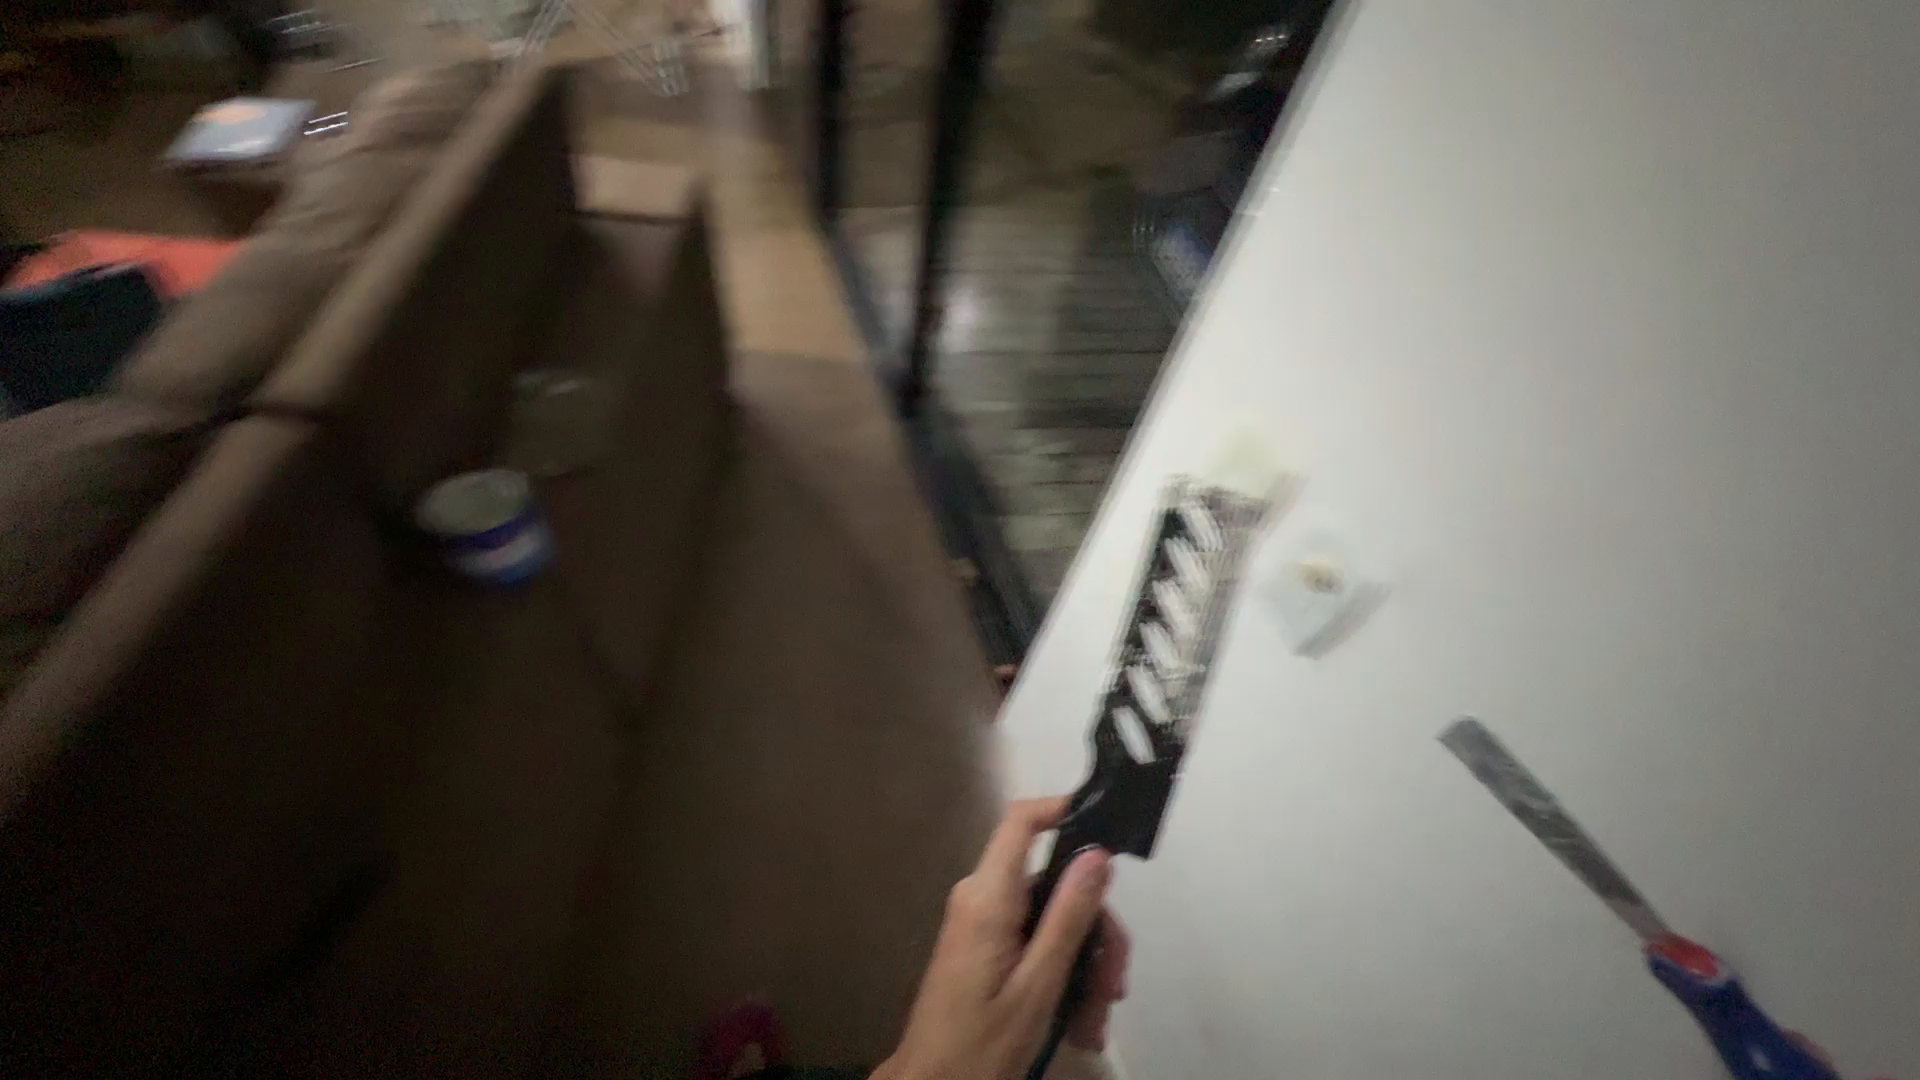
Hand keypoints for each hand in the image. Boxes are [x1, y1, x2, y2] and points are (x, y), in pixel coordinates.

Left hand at [875, 797, 1129, 1079]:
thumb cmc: (980, 1043)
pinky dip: (1061, 972)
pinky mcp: (985, 943)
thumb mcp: (1037, 986)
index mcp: (988, 896)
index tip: (1106, 831)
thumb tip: (1098, 853)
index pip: (1020, 821)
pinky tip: (1080, 1021)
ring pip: (1051, 915)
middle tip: (1115, 988)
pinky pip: (1034, 937)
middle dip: (1094, 930)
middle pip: (1052, 882)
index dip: (1061, 809)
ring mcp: (982, 920)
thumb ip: (1067, 917)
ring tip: (1096, 1020)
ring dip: (1083, 964)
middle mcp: (982, 896)